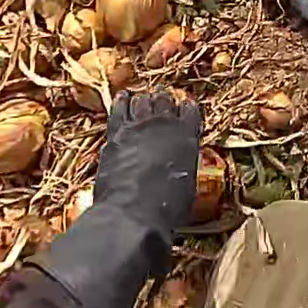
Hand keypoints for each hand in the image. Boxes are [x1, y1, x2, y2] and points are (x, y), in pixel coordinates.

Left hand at [92, 90, 202, 231]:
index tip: (185, 105)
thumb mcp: (188, 182)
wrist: (133, 212)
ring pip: (143, 102)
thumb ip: (184, 162)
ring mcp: (139, 126)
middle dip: (165, 98)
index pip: (190, 110)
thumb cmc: (166, 205)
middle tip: (162, 95)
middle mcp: (165, 124)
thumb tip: (179, 164)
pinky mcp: (116, 135)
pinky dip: (121, 102)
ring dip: (144, 99)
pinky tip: (122, 96)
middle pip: (166, 101)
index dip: (187, 107)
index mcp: (187, 134)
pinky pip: (119, 111)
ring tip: (144, 96)